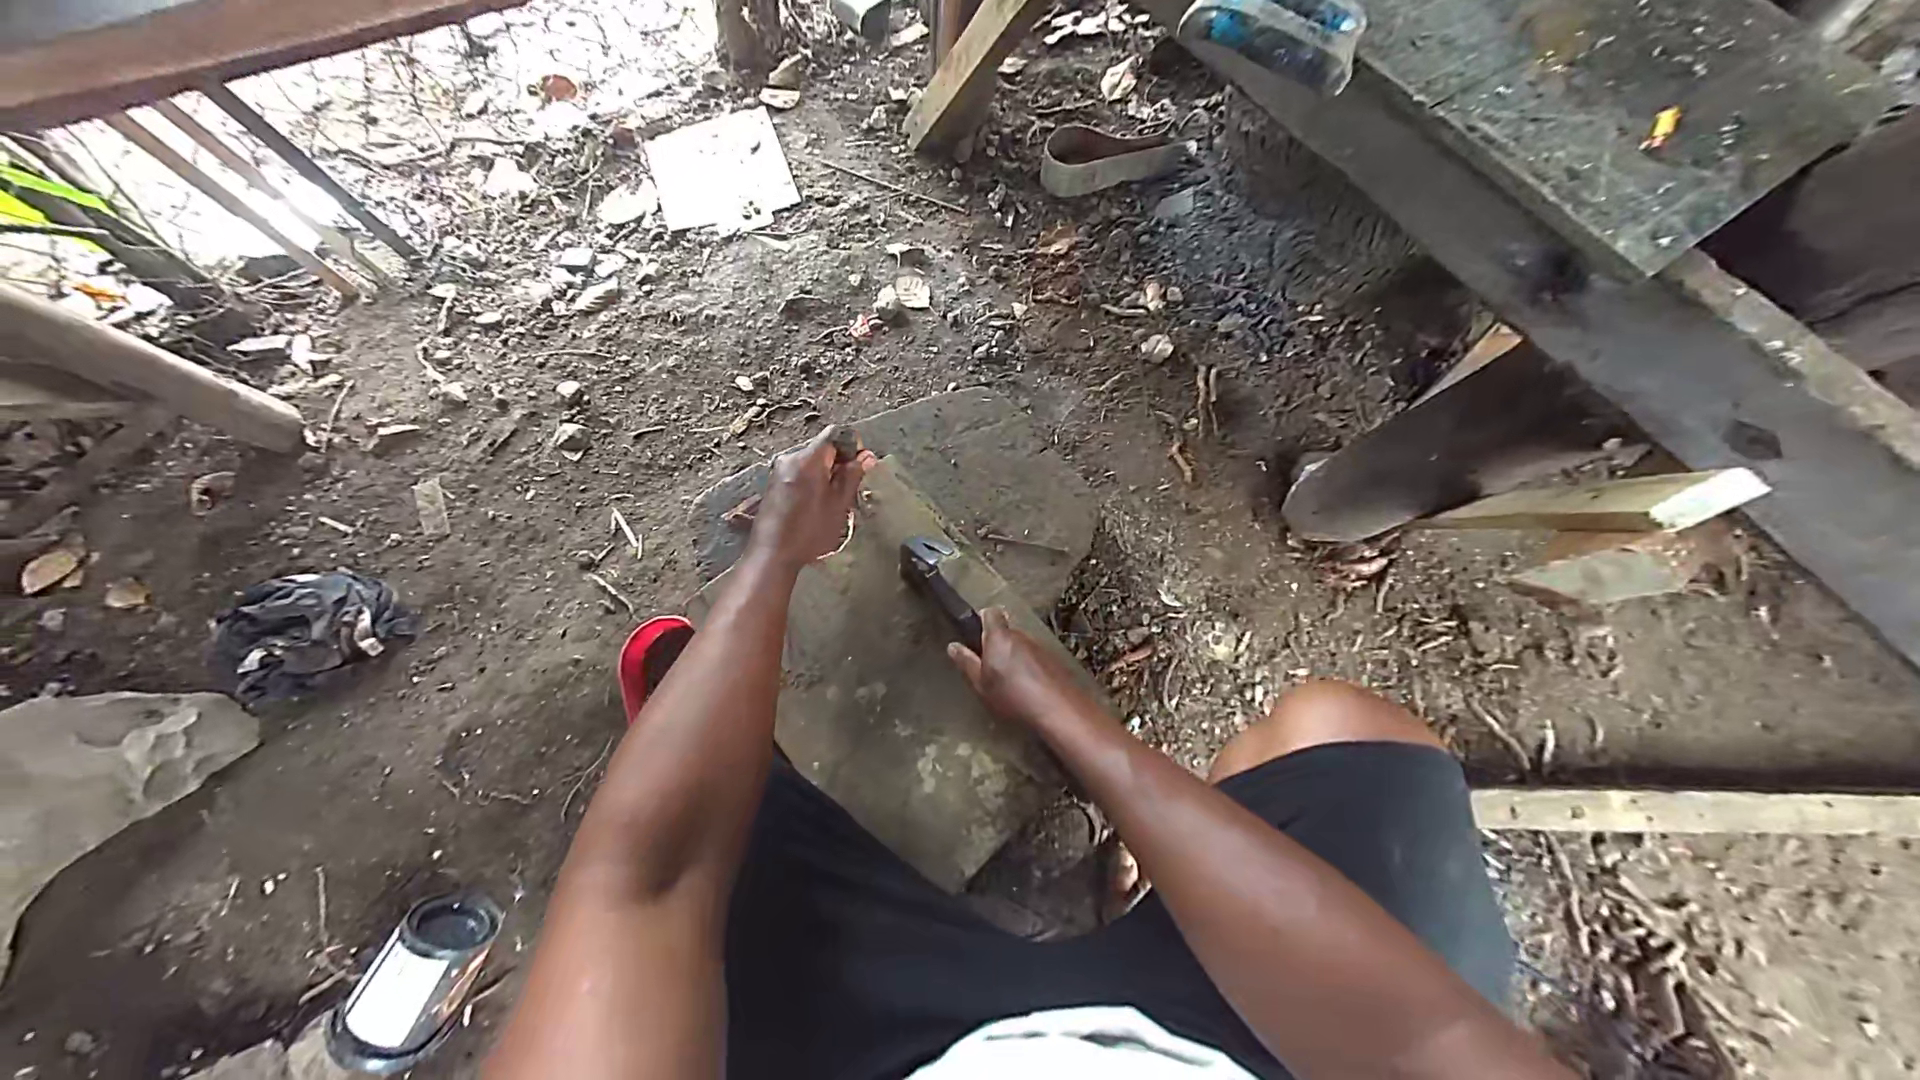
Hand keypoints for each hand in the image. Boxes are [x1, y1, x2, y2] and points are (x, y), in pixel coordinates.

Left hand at [746, 426, 875, 571]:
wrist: (773, 554)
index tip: (859, 468)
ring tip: (832, 501)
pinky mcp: (774, 484)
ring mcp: (779, 470)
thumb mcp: (839, 504)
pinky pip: (800, 472)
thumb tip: (866, 457)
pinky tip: (815, 505)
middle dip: (840, 463)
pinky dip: (813, 482)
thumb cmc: (809, 531)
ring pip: (812, 462)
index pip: (836, 434)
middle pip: (823, 448)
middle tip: (849, 489)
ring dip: (826, 474)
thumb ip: (853, 476)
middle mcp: (790, 458)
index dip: (852, 447)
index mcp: (808, 459)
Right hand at [947, 607, 1100, 728]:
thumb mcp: (981, 685)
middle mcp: (1022, 635)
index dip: (984, 620)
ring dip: (1016, 657)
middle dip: (999, 645)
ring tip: (1011, 684)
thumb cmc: (1013, 697)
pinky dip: (1031, 668)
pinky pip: (1037, 658)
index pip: (991, 613)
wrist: (1059, 710)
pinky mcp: (1056, 660)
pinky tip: (1030, 689)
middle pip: (1007, 632)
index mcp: (1000, 637)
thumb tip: (953, 646)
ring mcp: (1041, 646)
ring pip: (1022, 646)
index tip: (977, 637)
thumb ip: (967, 663)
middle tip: (991, 669)